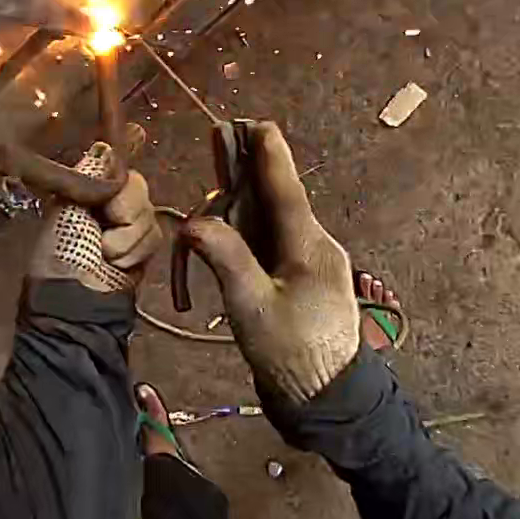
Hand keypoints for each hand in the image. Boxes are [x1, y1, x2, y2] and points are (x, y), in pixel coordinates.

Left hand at [30, 143, 165, 290]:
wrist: (74, 295)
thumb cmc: (60, 252)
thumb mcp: (66, 208)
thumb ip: (90, 175)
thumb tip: (108, 143)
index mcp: (90, 185)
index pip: (117, 157)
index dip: (126, 152)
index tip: (126, 155)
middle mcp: (114, 198)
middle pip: (137, 185)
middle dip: (123, 207)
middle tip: (103, 223)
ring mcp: (133, 221)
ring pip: (148, 213)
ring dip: (124, 237)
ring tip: (103, 251)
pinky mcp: (147, 245)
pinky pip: (154, 236)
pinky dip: (133, 252)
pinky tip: (117, 262)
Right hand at [183, 123, 358, 403]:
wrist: (327, 396)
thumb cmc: (291, 352)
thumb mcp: (252, 307)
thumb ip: (225, 259)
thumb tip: (192, 223)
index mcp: (310, 248)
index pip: (287, 191)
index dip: (270, 156)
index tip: (258, 122)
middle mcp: (316, 245)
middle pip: (277, 200)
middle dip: (248, 170)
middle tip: (221, 141)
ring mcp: (313, 260)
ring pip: (274, 219)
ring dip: (245, 198)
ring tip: (219, 176)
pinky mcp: (306, 275)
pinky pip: (275, 239)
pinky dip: (250, 225)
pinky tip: (230, 220)